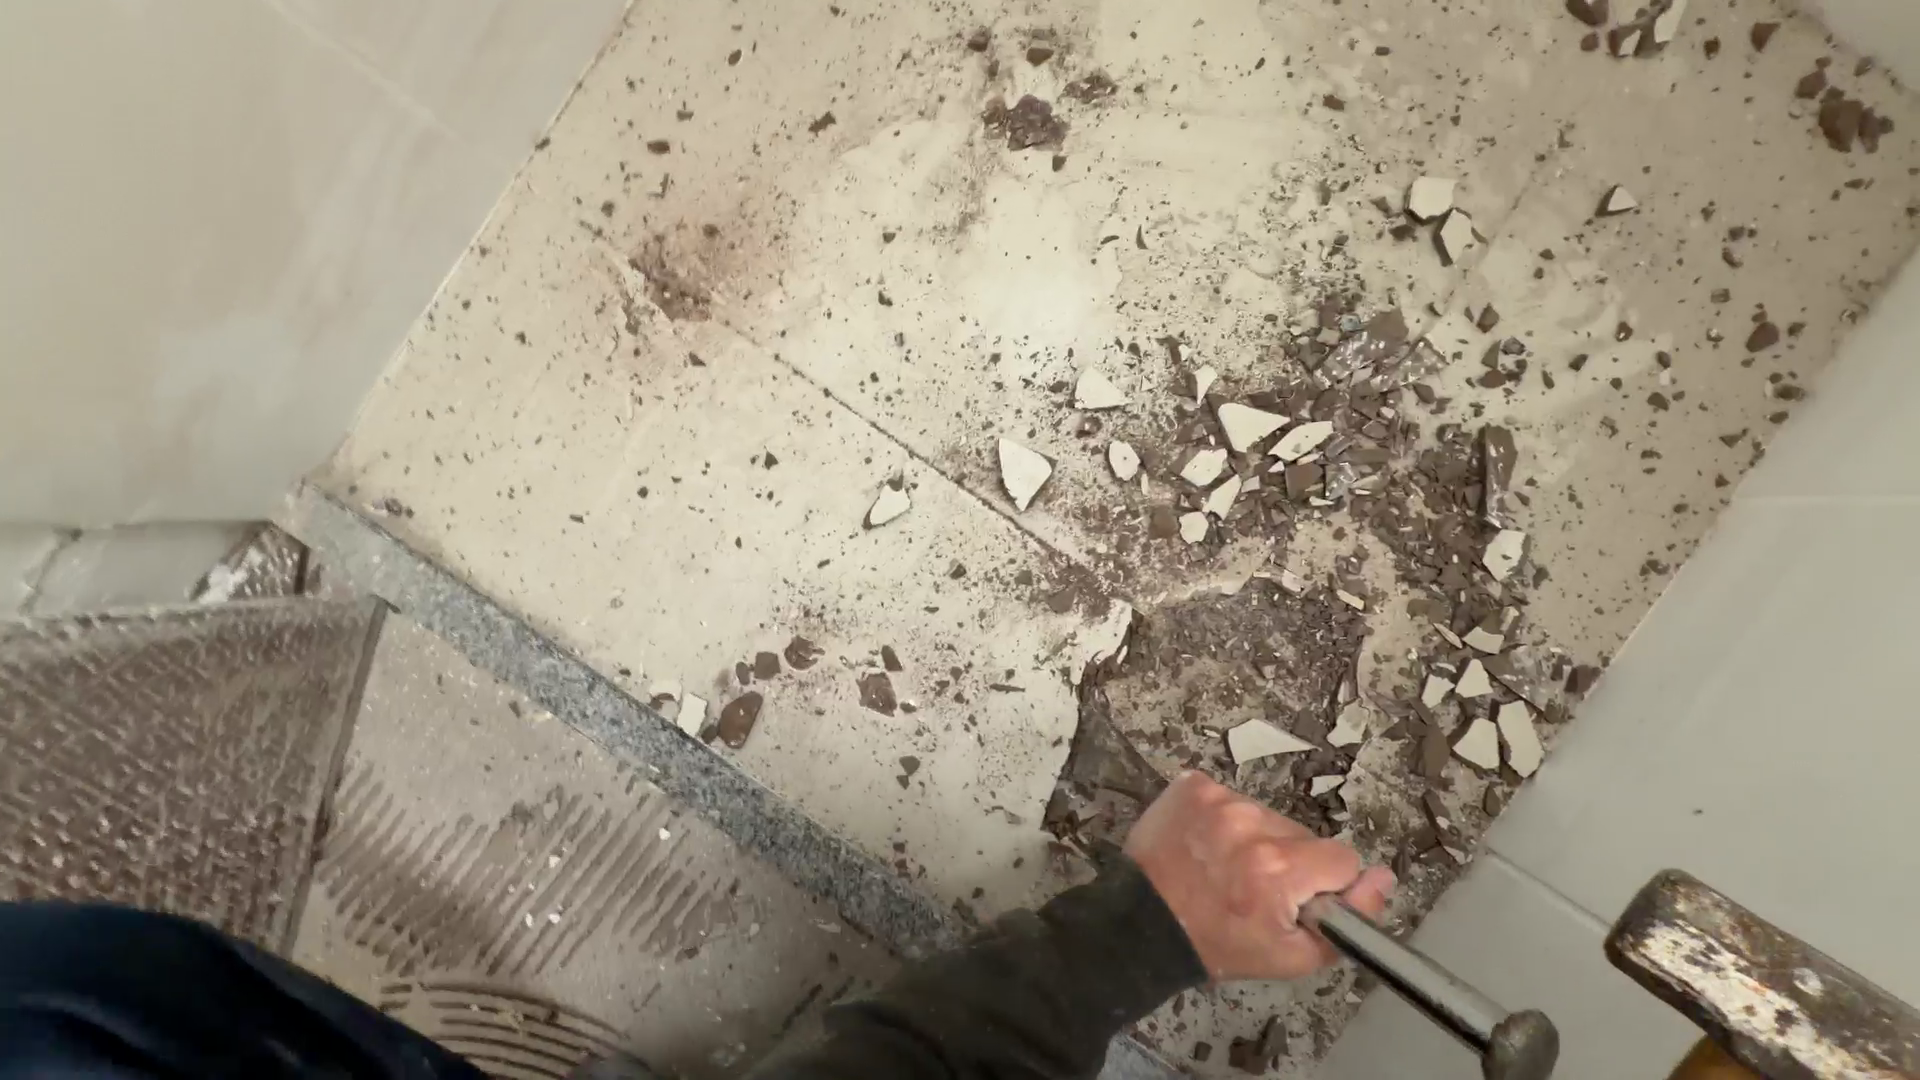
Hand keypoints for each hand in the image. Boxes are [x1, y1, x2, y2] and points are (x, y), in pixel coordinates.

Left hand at [1124, 771, 1393, 980]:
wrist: (1144, 920)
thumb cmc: (1216, 942)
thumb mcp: (1292, 954)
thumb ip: (1350, 917)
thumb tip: (1383, 877)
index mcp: (1278, 867)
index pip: (1341, 857)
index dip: (1325, 881)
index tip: (1298, 896)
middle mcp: (1249, 823)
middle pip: (1300, 834)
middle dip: (1289, 859)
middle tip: (1253, 885)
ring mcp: (1217, 798)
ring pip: (1265, 815)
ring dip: (1255, 837)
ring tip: (1225, 865)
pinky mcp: (1192, 785)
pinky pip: (1230, 797)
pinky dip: (1224, 818)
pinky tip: (1206, 844)